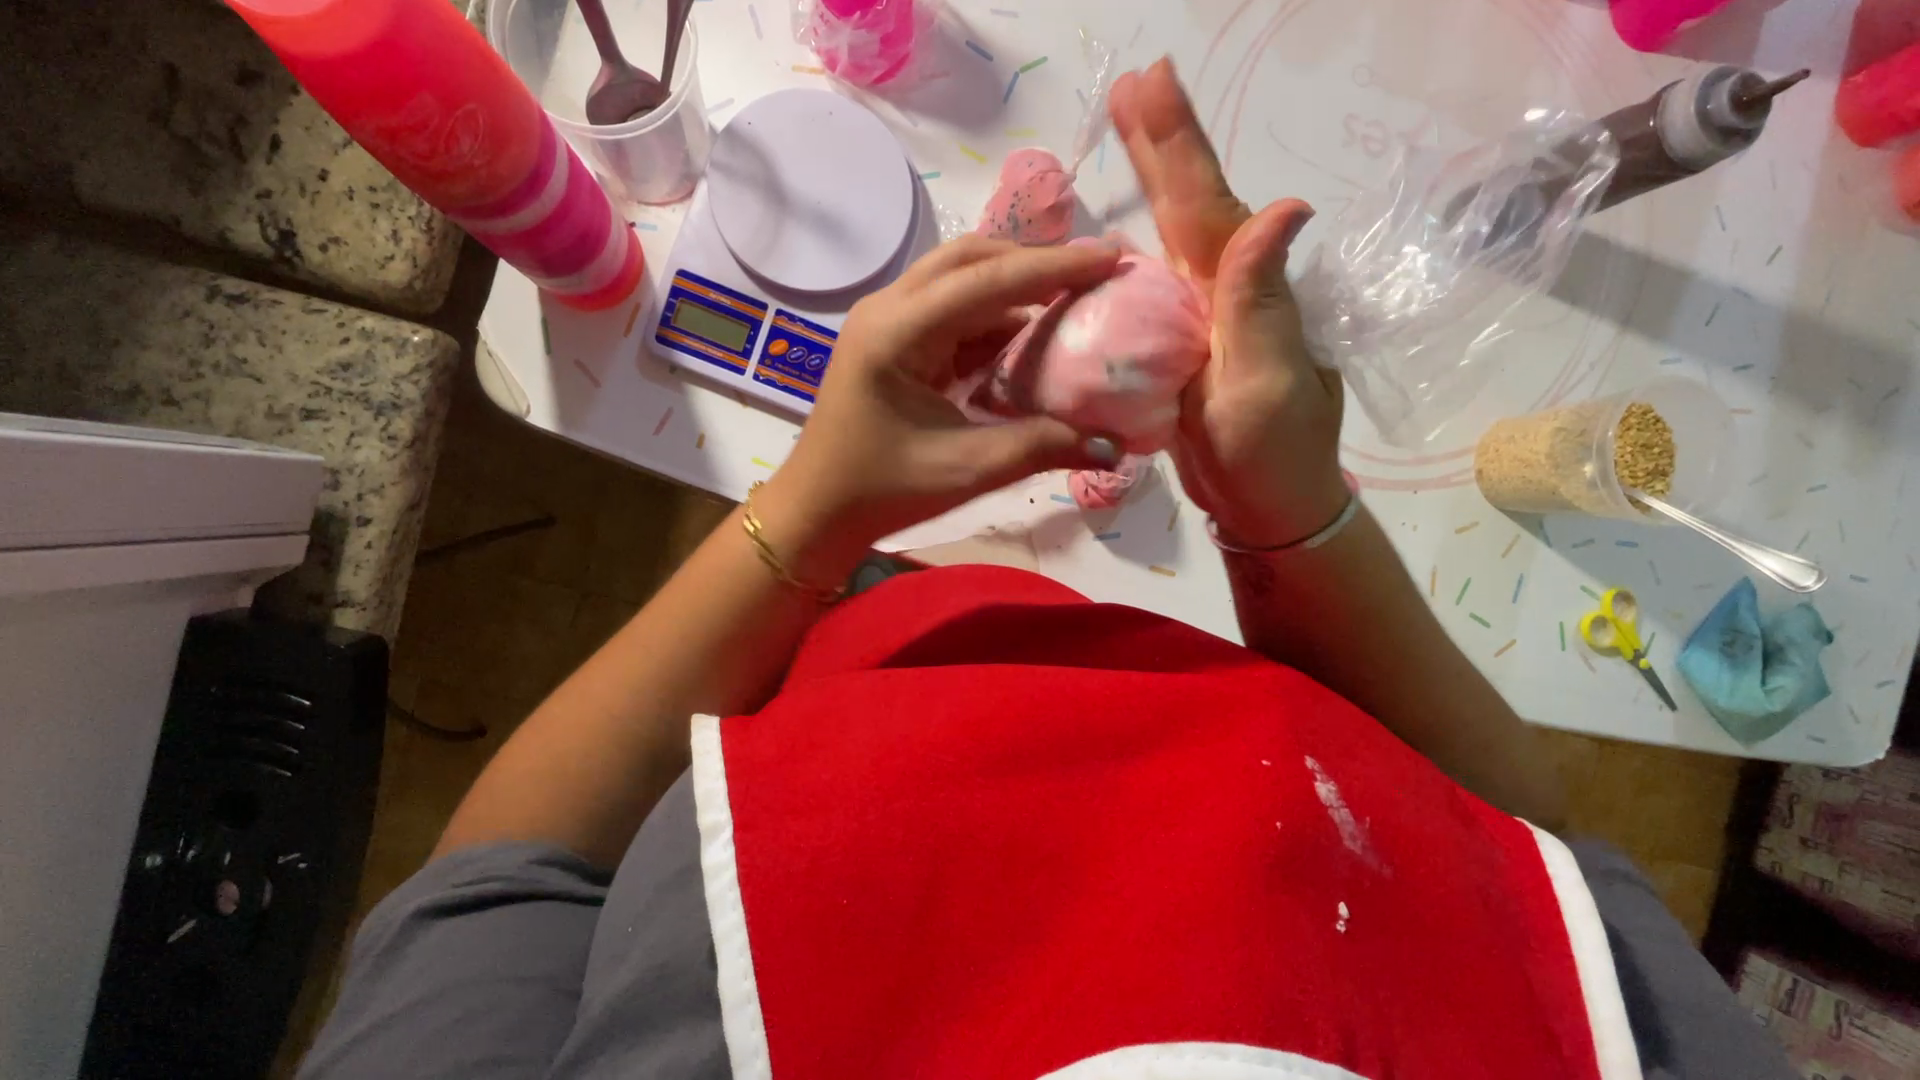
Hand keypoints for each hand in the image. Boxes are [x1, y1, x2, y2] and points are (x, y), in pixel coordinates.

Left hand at [754, 236, 1123, 582]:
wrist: (817, 511)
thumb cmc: (880, 491)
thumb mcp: (966, 469)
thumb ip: (1041, 447)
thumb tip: (1115, 444)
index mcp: (896, 332)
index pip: (986, 281)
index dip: (1054, 266)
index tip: (1112, 256)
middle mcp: (888, 310)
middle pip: (970, 259)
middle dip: (1035, 262)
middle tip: (1095, 270)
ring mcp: (887, 322)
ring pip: (960, 280)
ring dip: (1016, 285)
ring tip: (1075, 295)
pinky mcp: (894, 341)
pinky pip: (952, 311)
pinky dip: (995, 316)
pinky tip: (1033, 332)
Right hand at [1110, 60, 1348, 548]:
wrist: (1267, 505)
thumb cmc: (1271, 452)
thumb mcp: (1268, 382)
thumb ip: (1260, 302)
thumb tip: (1284, 207)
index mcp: (1239, 289)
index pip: (1205, 203)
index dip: (1177, 144)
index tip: (1152, 82)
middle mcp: (1220, 290)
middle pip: (1188, 204)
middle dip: (1163, 143)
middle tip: (1138, 84)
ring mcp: (1198, 318)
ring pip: (1168, 235)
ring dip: (1151, 180)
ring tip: (1129, 128)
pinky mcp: (1176, 347)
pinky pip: (1149, 284)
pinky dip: (1130, 250)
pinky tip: (1115, 237)